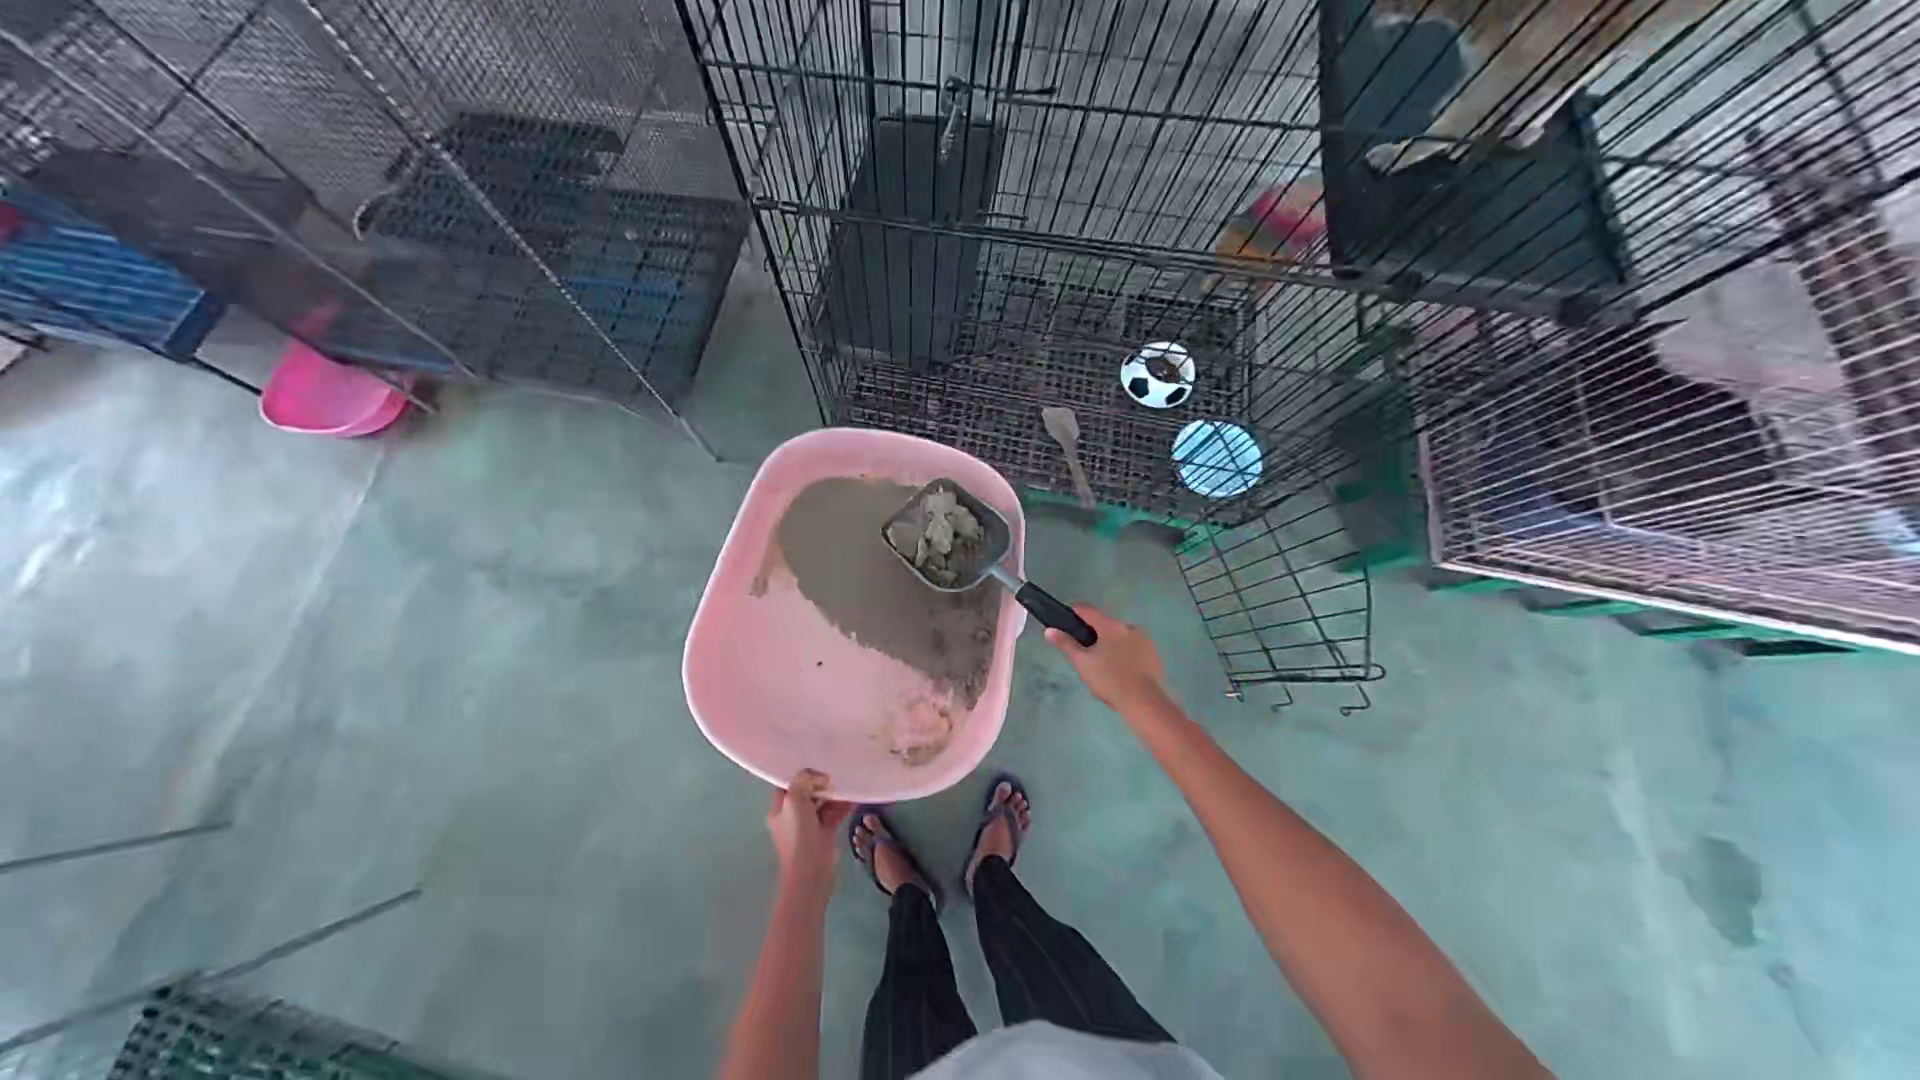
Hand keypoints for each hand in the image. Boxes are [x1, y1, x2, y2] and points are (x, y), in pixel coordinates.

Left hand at [767, 769, 853, 896]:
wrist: (811, 872)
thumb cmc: (798, 835)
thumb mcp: (794, 800)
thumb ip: (803, 781)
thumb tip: (818, 776)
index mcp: (780, 809)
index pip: (787, 786)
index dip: (799, 774)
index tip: (815, 763)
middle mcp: (793, 816)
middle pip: (807, 793)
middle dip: (820, 783)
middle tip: (835, 772)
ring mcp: (810, 825)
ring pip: (823, 803)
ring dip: (834, 794)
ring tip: (847, 782)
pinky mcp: (825, 833)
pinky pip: (834, 813)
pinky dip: (843, 806)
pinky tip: (854, 797)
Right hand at [1044, 606, 1175, 717]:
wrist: (1144, 702)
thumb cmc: (1109, 679)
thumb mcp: (1083, 663)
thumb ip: (1066, 644)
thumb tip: (1050, 630)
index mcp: (1110, 626)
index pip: (1088, 610)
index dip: (1075, 611)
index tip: (1067, 617)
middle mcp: (1129, 627)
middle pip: (1106, 626)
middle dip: (1096, 636)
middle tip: (1087, 655)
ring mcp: (1145, 641)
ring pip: (1121, 638)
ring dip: (1112, 646)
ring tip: (1105, 668)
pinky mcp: (1154, 655)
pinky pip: (1134, 650)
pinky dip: (1126, 656)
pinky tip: (1121, 673)